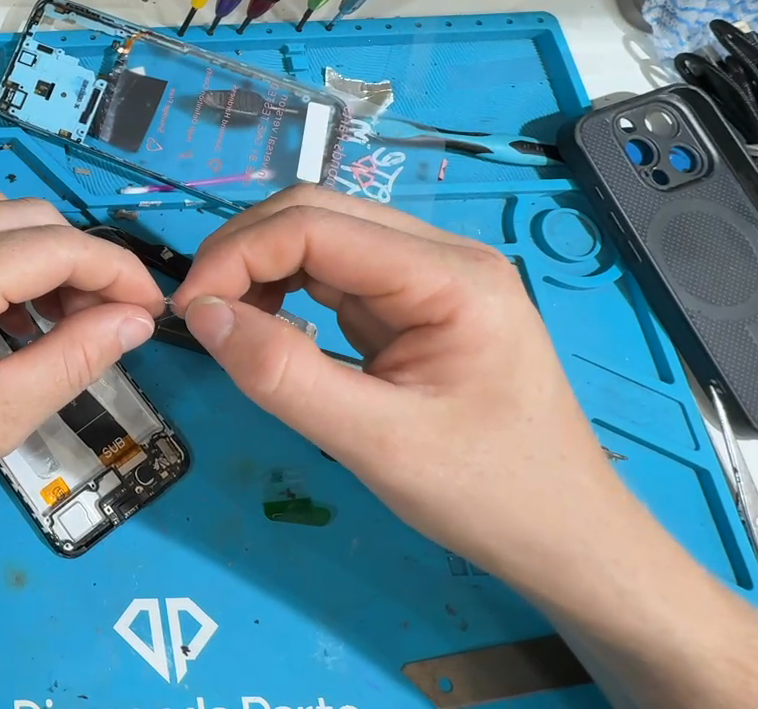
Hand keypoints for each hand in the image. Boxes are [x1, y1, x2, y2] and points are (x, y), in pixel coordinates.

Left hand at [0, 190, 162, 540]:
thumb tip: (134, 317)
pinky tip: (11, 312)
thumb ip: (77, 356)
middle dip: (81, 260)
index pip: (58, 245)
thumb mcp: (1, 414)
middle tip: (106, 320)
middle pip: (30, 216)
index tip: (150, 309)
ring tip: (61, 316)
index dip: (118, 271)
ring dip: (39, 253)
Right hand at [170, 186, 634, 585]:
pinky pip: (322, 268)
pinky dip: (276, 285)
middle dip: (240, 252)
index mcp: (449, 277)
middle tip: (201, 311)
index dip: (237, 256)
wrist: (569, 544)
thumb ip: (281, 375)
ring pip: (311, 233)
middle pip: (309, 212)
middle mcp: (438, 256)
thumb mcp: (376, 444)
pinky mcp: (404, 299)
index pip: (312, 226)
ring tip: (227, 319)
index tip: (189, 311)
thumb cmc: (488, 495)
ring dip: (255, 265)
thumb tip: (200, 313)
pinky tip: (263, 322)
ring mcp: (423, 274)